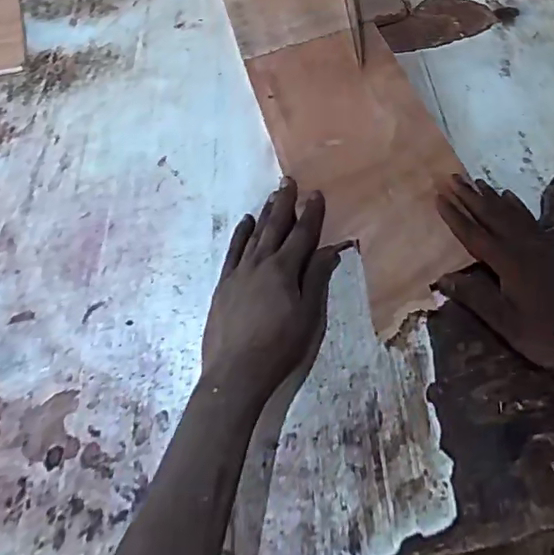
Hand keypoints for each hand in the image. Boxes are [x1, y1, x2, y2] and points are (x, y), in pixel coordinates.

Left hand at [200, 179, 347, 407]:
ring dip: (265, 213)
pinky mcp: (224, 283)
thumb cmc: (278, 347)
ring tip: (273, 196)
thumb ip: (317, 280)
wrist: (234, 373)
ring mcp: (239, 272)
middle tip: (288, 181)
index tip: (316, 194)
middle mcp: (260, 263)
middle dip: (285, 203)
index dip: (311, 214)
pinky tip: (246, 223)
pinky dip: (241, 234)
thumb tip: (330, 249)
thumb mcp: (308, 317)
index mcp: (284, 270)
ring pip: (254, 235)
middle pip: (275, 227)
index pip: (302, 235)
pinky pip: (233, 250)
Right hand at [433, 175, 553, 369]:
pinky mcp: (552, 247)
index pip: (472, 233)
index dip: (454, 215)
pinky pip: (528, 217)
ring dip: (491, 196)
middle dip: (469, 195)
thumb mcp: (504, 321)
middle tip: (453, 177)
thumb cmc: (543, 331)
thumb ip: (474, 297)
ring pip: (509, 212)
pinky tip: (510, 197)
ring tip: (477, 181)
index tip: (439, 196)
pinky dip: (515, 205)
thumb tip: (442, 278)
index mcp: (506, 261)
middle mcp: (521, 245)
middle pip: (490, 214)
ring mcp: (539, 243)